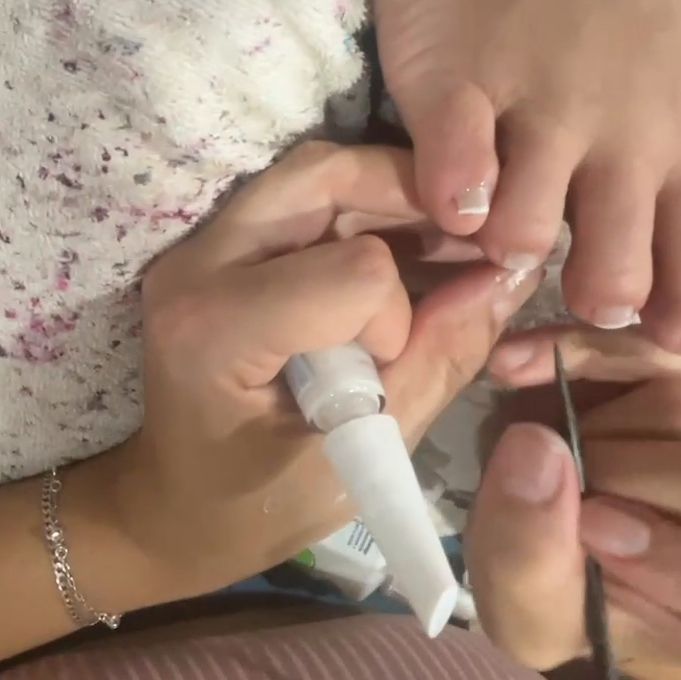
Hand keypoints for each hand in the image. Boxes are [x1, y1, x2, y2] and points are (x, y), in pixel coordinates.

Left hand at [109, 143, 541, 596]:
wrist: (171, 504)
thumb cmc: (254, 506)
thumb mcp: (359, 455)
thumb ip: (437, 359)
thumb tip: (509, 276)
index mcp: (216, 327)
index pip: (354, 271)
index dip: (398, 312)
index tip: (388, 361)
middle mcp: (194, 266)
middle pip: (321, 174)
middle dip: (408, 198)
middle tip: (462, 242)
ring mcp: (195, 249)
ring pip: (309, 173)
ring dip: (385, 197)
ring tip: (438, 243)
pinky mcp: (208, 247)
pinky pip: (295, 196)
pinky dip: (357, 209)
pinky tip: (396, 247)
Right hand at [372, 0, 680, 352]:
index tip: (668, 330)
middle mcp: (642, 143)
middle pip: (626, 280)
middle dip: (610, 300)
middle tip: (579, 288)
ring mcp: (544, 111)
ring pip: (532, 244)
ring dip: (522, 256)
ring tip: (511, 232)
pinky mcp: (456, 81)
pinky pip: (454, 181)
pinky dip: (456, 202)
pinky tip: (459, 192)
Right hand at [465, 329, 680, 679]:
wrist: (575, 553)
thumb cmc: (579, 613)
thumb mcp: (538, 619)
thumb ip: (534, 557)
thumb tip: (539, 450)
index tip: (596, 541)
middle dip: (626, 479)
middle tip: (558, 492)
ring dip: (594, 427)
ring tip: (549, 455)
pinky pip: (662, 347)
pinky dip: (582, 352)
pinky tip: (521, 365)